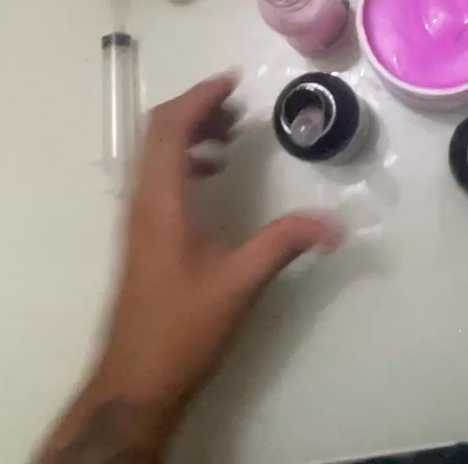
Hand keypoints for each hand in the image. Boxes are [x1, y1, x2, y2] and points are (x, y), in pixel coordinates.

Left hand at [40, 72, 339, 462]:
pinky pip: (157, 173)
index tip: (233, 83)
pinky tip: (212, 175)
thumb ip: (285, 244)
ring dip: (189, 131)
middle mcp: (142, 200)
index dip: (200, 97)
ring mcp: (137, 217)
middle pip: (156, 130)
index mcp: (161, 201)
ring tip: (230, 134)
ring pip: (154, 151)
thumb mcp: (240, 283)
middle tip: (236, 105)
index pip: (170, 127)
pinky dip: (184, 157)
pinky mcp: (141, 232)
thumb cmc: (182, 329)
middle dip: (196, 107)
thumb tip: (334, 224)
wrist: (133, 383)